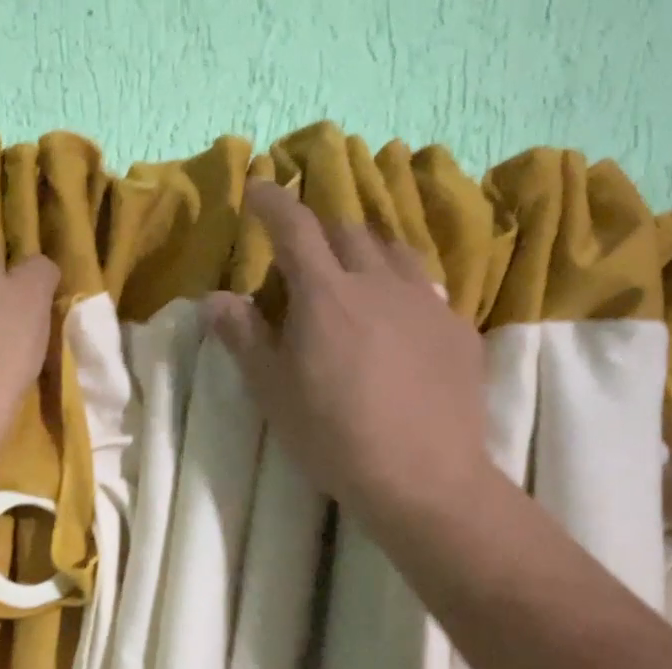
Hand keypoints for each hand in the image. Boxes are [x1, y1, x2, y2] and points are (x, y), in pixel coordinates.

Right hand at [207, 180, 492, 530]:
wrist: (423, 475)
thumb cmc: (334, 437)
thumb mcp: (274, 393)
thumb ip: (245, 339)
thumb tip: (214, 298)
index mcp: (325, 294)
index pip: (295, 228)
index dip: (273, 202)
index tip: (257, 188)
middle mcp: (378, 281)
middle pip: (348, 230)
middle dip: (320, 228)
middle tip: (302, 251)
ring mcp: (426, 301)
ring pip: (394, 250)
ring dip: (366, 249)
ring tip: (353, 272)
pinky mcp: (457, 328)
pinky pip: (426, 287)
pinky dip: (401, 287)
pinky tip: (397, 318)